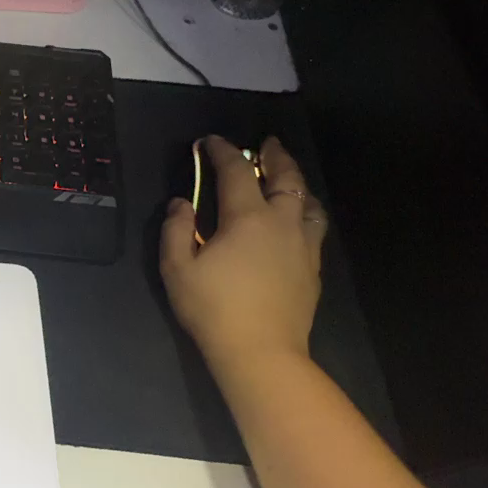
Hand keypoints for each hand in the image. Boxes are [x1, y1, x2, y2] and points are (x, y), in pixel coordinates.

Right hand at [160, 136, 328, 364]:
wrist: (260, 346)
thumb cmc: (211, 307)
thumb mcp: (176, 269)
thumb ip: (175, 231)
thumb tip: (181, 203)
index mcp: (246, 218)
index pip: (235, 173)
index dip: (222, 153)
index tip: (210, 141)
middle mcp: (280, 221)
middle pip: (283, 177)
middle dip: (272, 157)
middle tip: (265, 144)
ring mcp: (302, 242)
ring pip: (305, 199)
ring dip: (294, 180)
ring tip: (286, 176)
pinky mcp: (311, 263)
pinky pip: (312, 223)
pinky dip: (303, 207)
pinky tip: (297, 215)